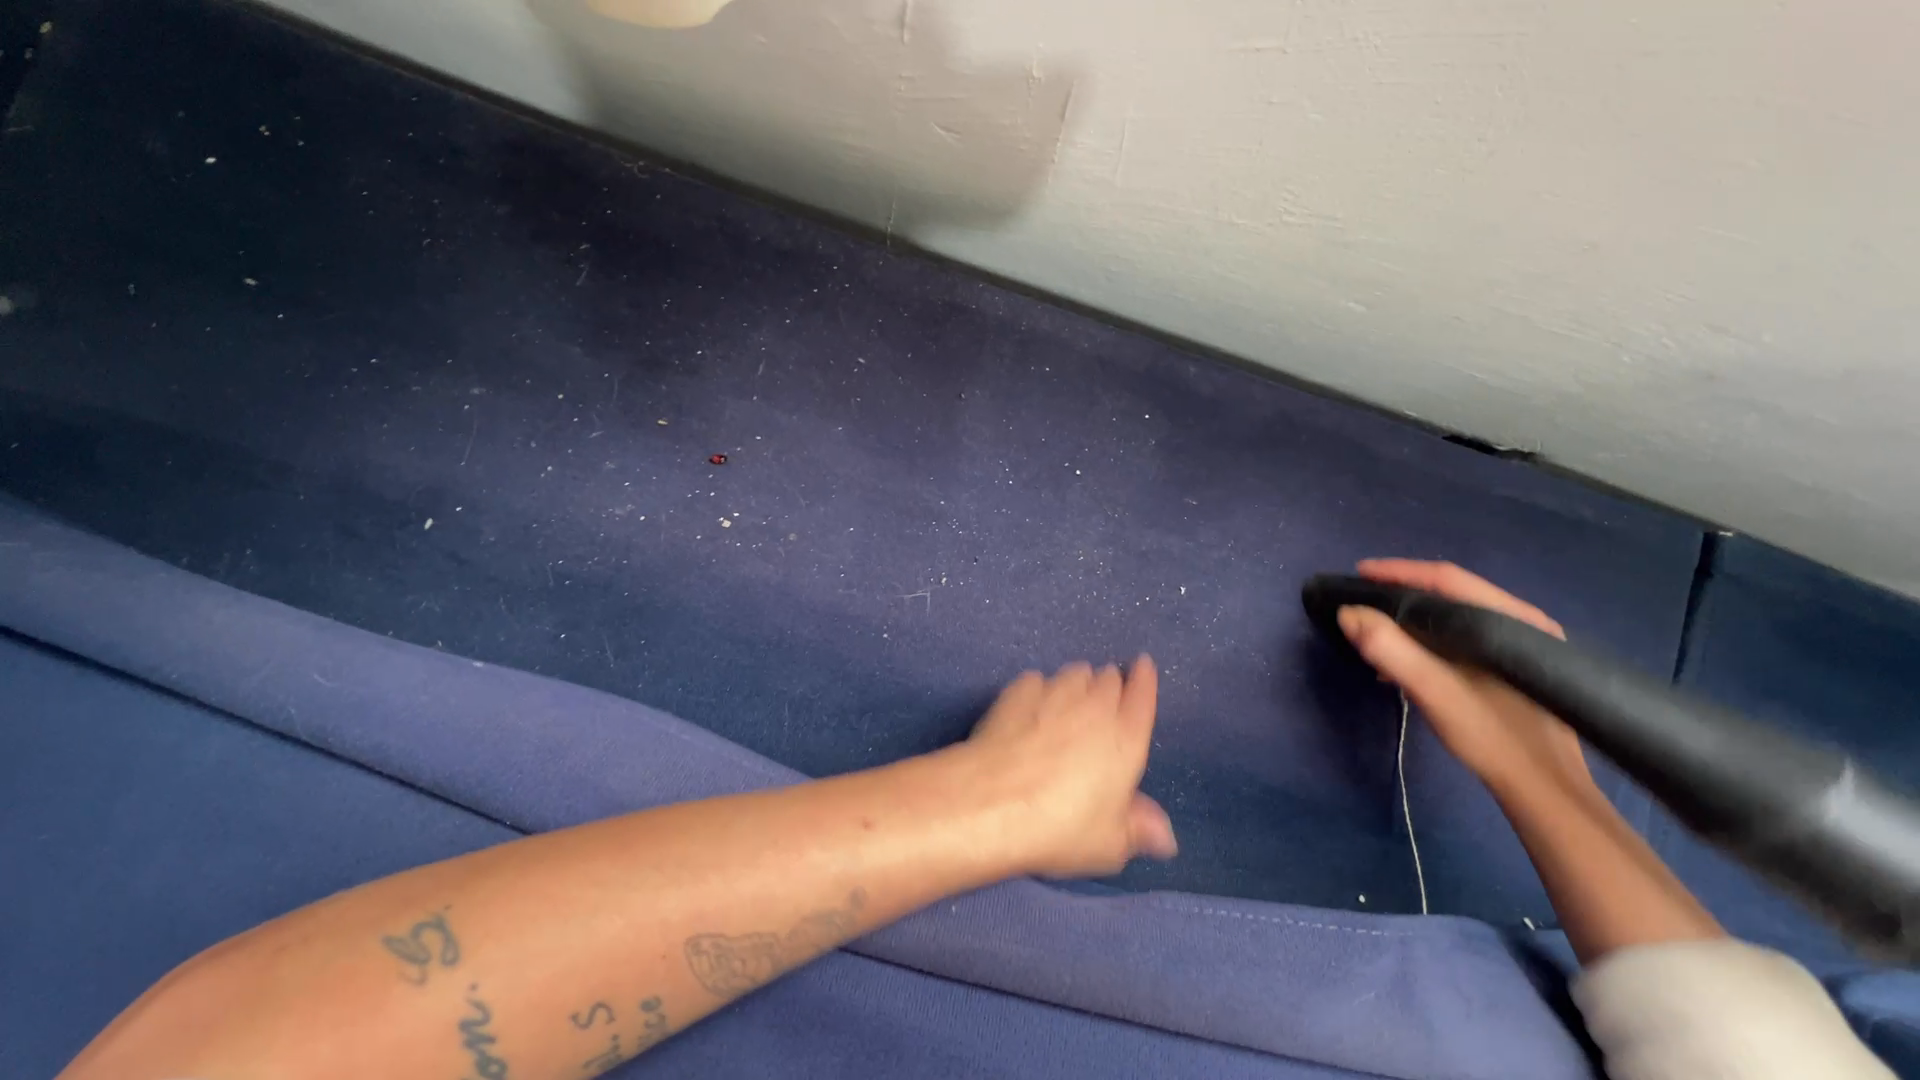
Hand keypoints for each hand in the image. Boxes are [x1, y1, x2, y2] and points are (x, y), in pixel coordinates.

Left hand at [955, 657, 1177, 878]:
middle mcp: (1094, 707)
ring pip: (1073, 674)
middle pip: (1108, 680)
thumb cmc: (1061, 826)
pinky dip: (1039, 689)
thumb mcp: (1108, 843)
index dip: (1144, 679)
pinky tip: (1031, 706)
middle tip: (1105, 699)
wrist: (991, 801)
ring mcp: (1053, 694)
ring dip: (1077, 683)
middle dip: (1109, 685)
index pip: (1143, 695)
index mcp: (1126, 739)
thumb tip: (1164, 837)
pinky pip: (1036, 681)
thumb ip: (1138, 831)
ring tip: (1071, 699)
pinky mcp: (1016, 694)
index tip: (1143, 666)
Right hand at [1336, 560, 1593, 794]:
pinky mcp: (1514, 668)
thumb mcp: (1435, 692)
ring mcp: (1522, 646)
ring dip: (1413, 620)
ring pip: (1456, 617)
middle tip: (1361, 598)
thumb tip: (1348, 613)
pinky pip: (1463, 638)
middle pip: (1451, 594)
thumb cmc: (1495, 737)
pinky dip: (1429, 641)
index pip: (1446, 579)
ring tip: (1375, 628)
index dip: (1398, 571)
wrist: (1545, 790)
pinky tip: (1405, 660)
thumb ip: (1391, 650)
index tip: (1358, 573)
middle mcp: (1522, 622)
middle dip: (1402, 593)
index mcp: (1512, 618)